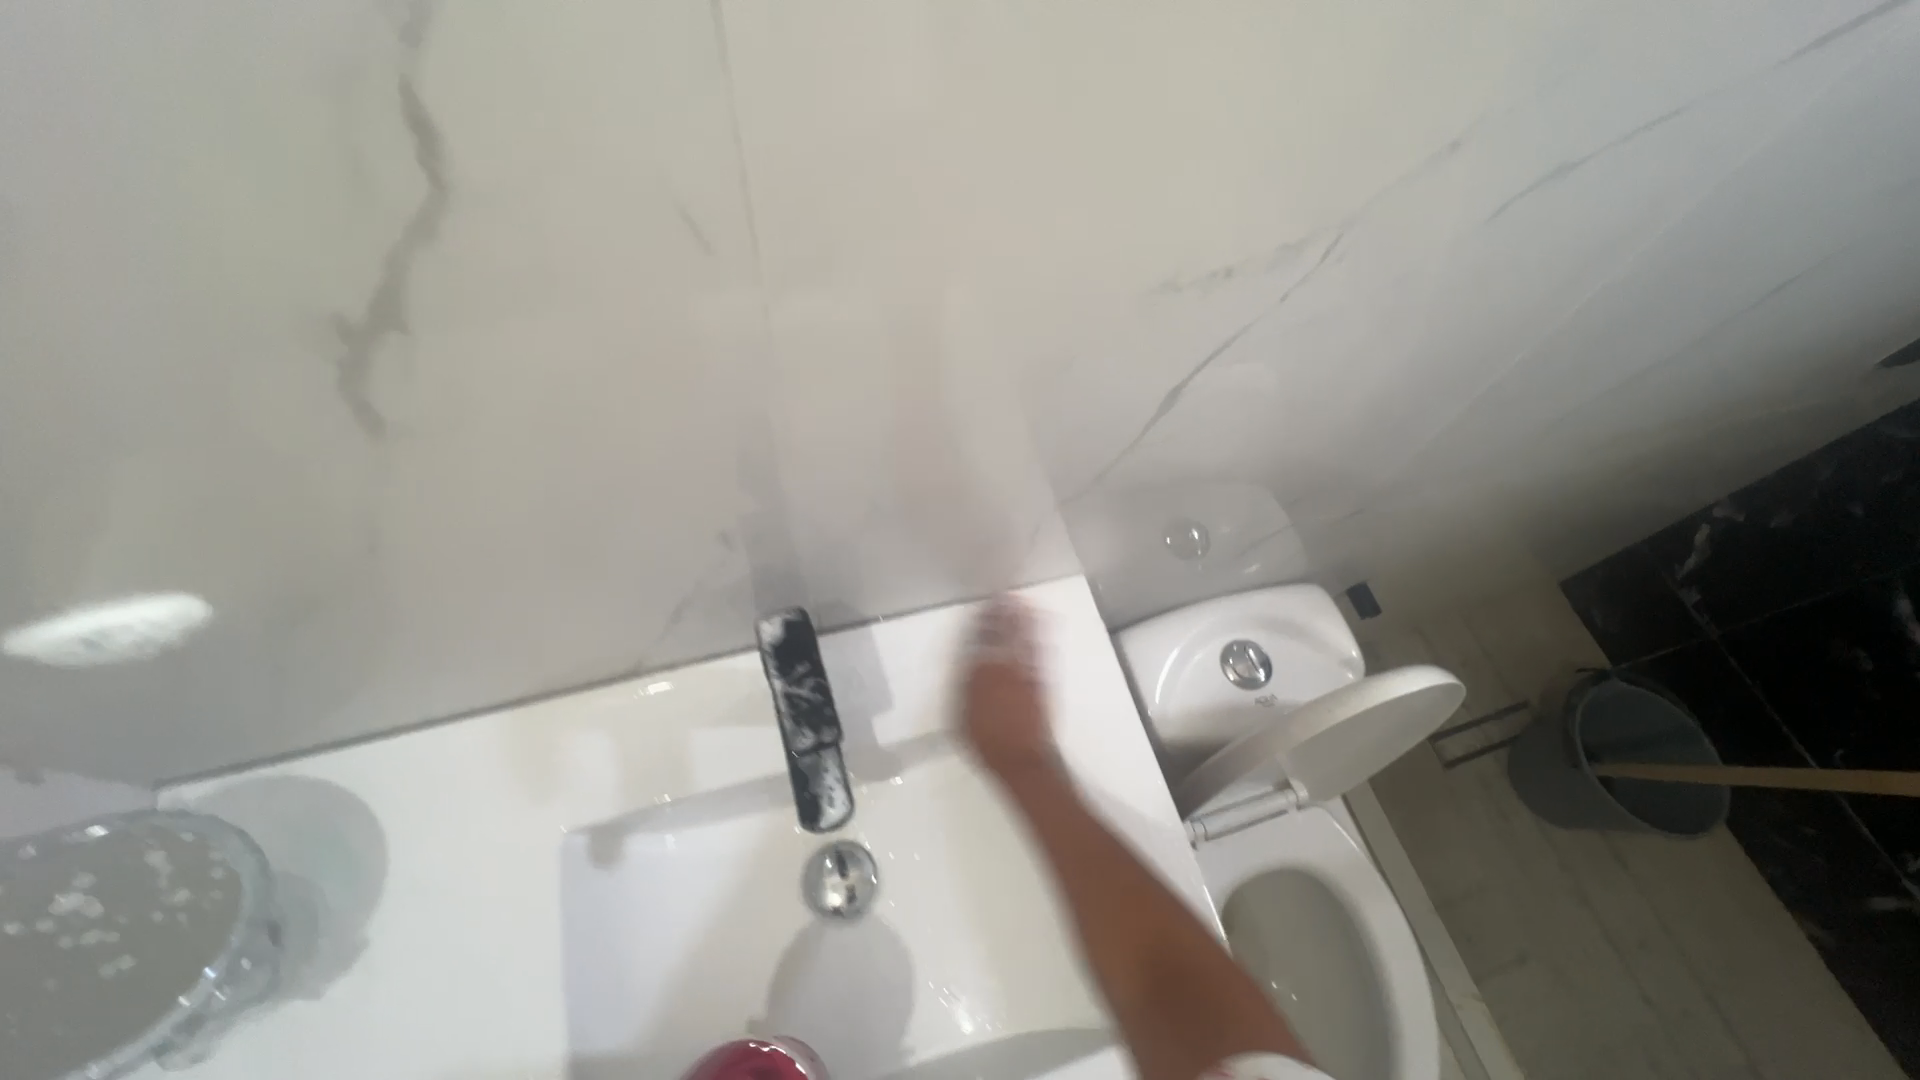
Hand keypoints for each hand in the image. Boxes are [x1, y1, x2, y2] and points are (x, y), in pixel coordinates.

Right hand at [959, 596, 1060, 782]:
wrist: (1023, 759)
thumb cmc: (986, 742)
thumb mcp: (960, 716)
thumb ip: (963, 686)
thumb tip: (964, 665)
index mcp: (978, 673)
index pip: (977, 639)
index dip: (980, 621)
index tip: (981, 605)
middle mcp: (1003, 667)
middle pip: (1002, 632)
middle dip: (1002, 612)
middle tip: (1004, 594)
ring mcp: (1026, 672)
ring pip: (1023, 638)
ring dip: (1022, 617)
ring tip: (1022, 601)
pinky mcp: (1042, 681)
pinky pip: (1040, 650)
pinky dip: (1040, 633)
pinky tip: (1043, 623)